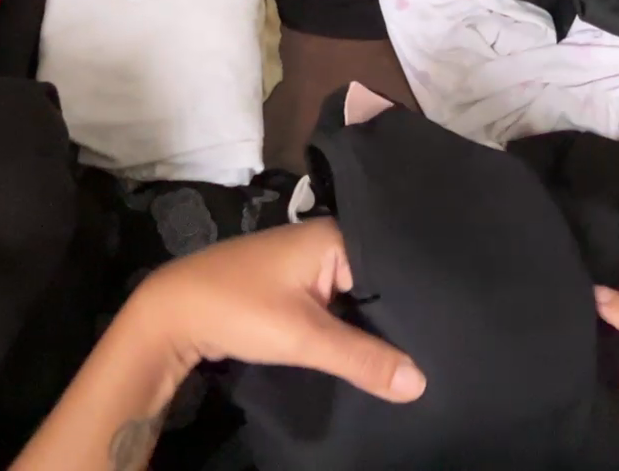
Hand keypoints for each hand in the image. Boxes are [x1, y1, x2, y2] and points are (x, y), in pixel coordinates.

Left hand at [121, 217, 427, 402]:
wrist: (173, 311)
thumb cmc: (240, 307)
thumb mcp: (304, 337)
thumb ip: (361, 358)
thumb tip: (420, 382)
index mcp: (334, 236)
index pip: (392, 267)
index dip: (415, 301)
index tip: (445, 333)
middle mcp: (324, 242)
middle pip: (373, 282)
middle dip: (394, 317)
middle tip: (434, 352)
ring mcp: (306, 264)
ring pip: (352, 297)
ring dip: (368, 326)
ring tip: (411, 358)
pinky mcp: (292, 285)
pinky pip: (332, 304)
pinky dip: (345, 327)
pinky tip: (368, 352)